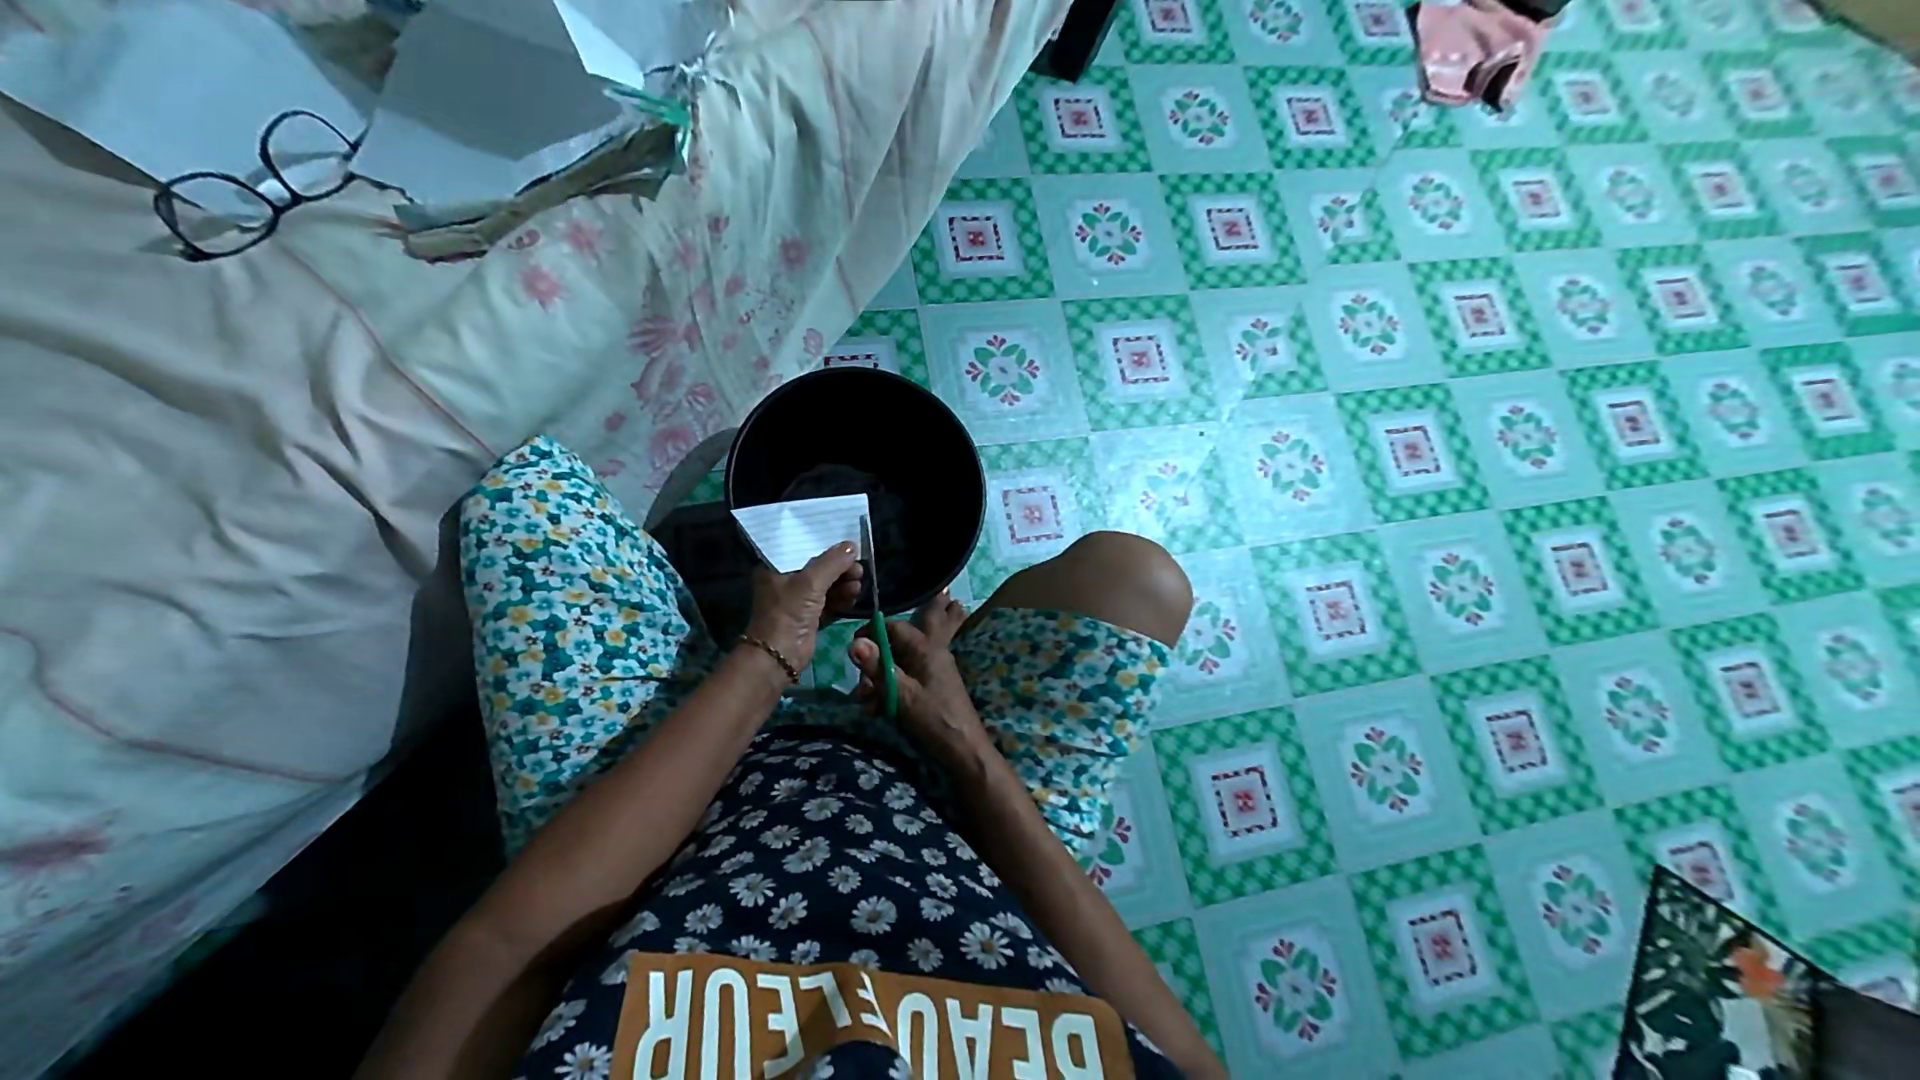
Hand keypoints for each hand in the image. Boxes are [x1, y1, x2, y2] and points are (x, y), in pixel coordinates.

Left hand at [743, 542, 862, 671]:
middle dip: (841, 568)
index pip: (804, 548)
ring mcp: (798, 600)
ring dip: (844, 584)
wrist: (778, 656)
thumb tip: (852, 546)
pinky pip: (830, 602)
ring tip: (857, 586)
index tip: (848, 547)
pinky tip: (853, 597)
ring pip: (827, 585)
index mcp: (776, 566)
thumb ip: (833, 562)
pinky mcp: (809, 616)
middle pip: (819, 567)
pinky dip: (842, 598)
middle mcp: (786, 580)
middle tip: (858, 570)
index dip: (827, 546)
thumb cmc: (788, 612)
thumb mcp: (810, 582)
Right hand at [847, 617, 989, 760]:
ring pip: (896, 668)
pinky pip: (904, 681)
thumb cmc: (934, 717)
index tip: (853, 649)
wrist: (964, 748)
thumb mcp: (901, 692)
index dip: (871, 633)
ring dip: (878, 684)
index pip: (894, 627)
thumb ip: (877, 667)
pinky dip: (889, 692)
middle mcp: (929, 654)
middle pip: (892, 649)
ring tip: (868, 705)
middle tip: (861, 690)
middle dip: (872, 668)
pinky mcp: (929, 687)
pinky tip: (878, 711)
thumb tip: (854, 642)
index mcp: (926, 648)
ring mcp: (930, 671)